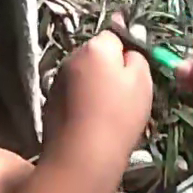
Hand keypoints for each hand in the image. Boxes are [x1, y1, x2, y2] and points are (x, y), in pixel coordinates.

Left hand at [41, 31, 152, 187]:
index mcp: (96, 47)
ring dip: (94, 86)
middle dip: (108, 69)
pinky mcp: (50, 101)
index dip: (126, 53)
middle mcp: (72, 57)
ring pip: (83, 75)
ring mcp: (58, 79)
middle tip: (124, 95)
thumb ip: (137, 58)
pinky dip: (82, 102)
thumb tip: (128, 53)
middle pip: (96, 55)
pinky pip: (73, 94)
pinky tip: (91, 123)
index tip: (134, 75)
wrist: (83, 157)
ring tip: (108, 113)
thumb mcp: (142, 82)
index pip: (114, 36)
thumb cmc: (118, 115)